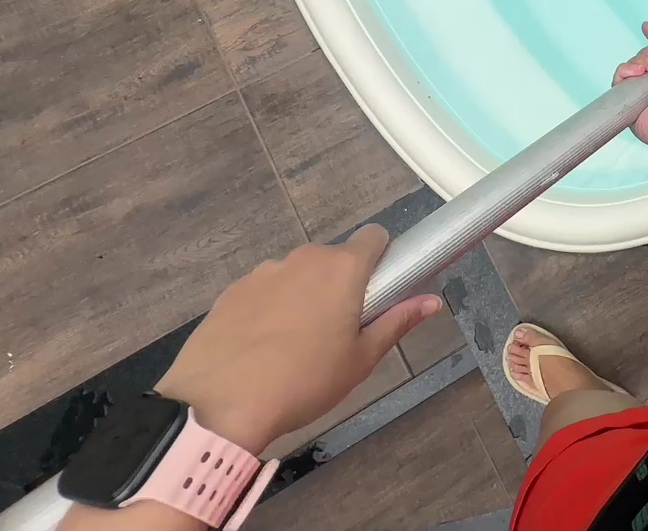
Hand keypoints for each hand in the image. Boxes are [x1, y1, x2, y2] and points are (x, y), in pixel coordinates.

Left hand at [154, 225, 443, 453]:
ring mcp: (262, 273)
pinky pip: (261, 292)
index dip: (380, 257)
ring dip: (302, 295)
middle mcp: (304, 258)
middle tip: (336, 328)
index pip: (374, 236)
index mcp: (343, 268)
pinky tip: (257, 349)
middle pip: (333, 258)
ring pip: (295, 275)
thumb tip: (433, 301)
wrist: (213, 411)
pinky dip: (266, 310)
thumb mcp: (360, 360)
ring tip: (291, 344)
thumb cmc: (302, 382)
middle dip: (339, 283)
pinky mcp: (228, 294)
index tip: (376, 290)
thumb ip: (398, 322)